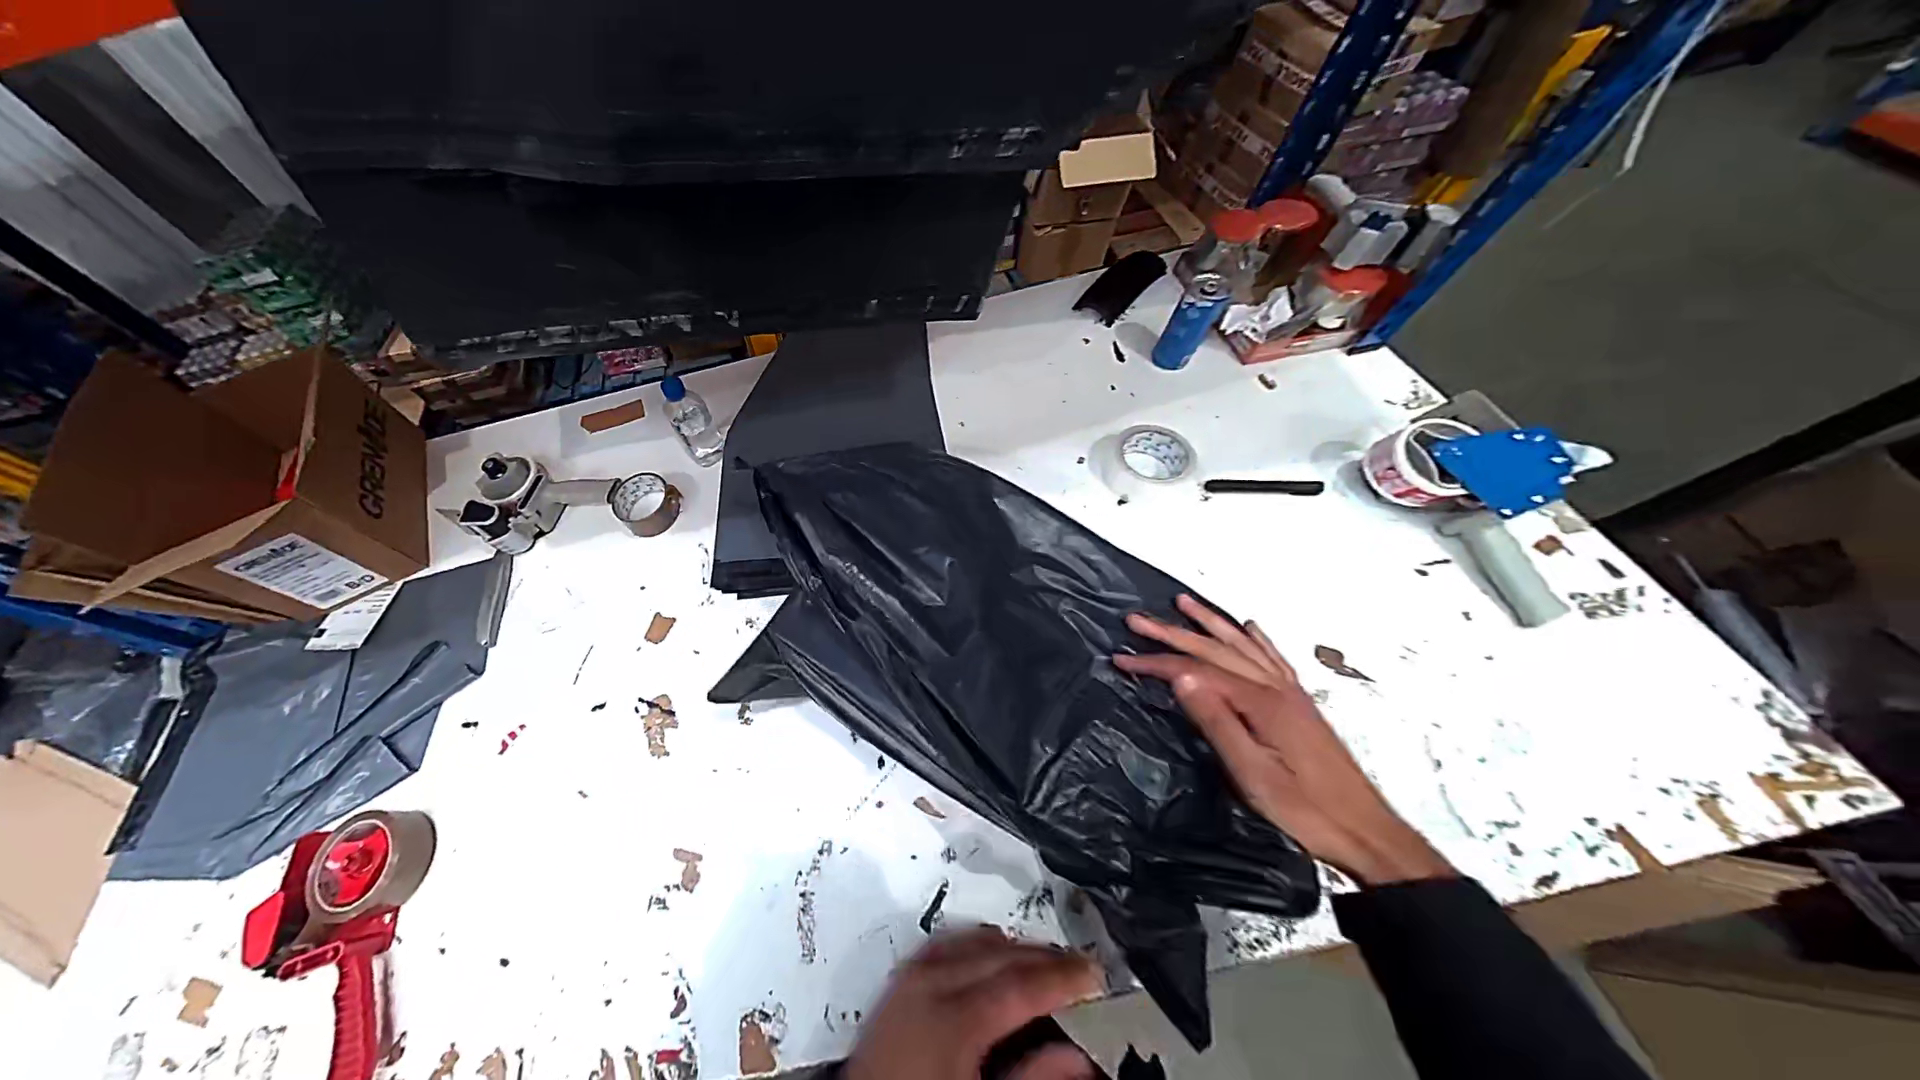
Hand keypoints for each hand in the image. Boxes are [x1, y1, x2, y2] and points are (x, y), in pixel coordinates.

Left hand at [845, 927, 1102, 1079]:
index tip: (1094, 974)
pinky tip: (989, 952)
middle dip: (1043, 957)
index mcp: (955, 1018)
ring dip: (1010, 947)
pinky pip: (943, 944)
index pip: (1021, 983)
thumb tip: (1080, 1056)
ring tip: (1041, 961)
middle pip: (999, 954)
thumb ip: (1032, 1078)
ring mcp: (909, 977)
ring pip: (971, 940)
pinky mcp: (897, 982)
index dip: (1063, 976)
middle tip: (1079, 966)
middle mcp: (930, 984)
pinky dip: (974, 943)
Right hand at [1113, 595, 1452, 886]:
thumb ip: (1216, 721)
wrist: (1366, 830)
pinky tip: (1247, 627)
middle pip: (1216, 649)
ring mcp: (1290, 692)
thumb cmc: (1305, 810)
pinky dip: (1254, 638)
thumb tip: (1182, 677)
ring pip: (1242, 645)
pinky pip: (1271, 658)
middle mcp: (1275, 687)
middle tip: (1136, 621)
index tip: (1123, 661)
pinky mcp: (1299, 703)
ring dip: (1210, 622)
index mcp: (1260, 702)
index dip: (1157, 663)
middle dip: (1172, 633)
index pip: (1197, 671)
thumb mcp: (1252, 773)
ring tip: (1183, 602)